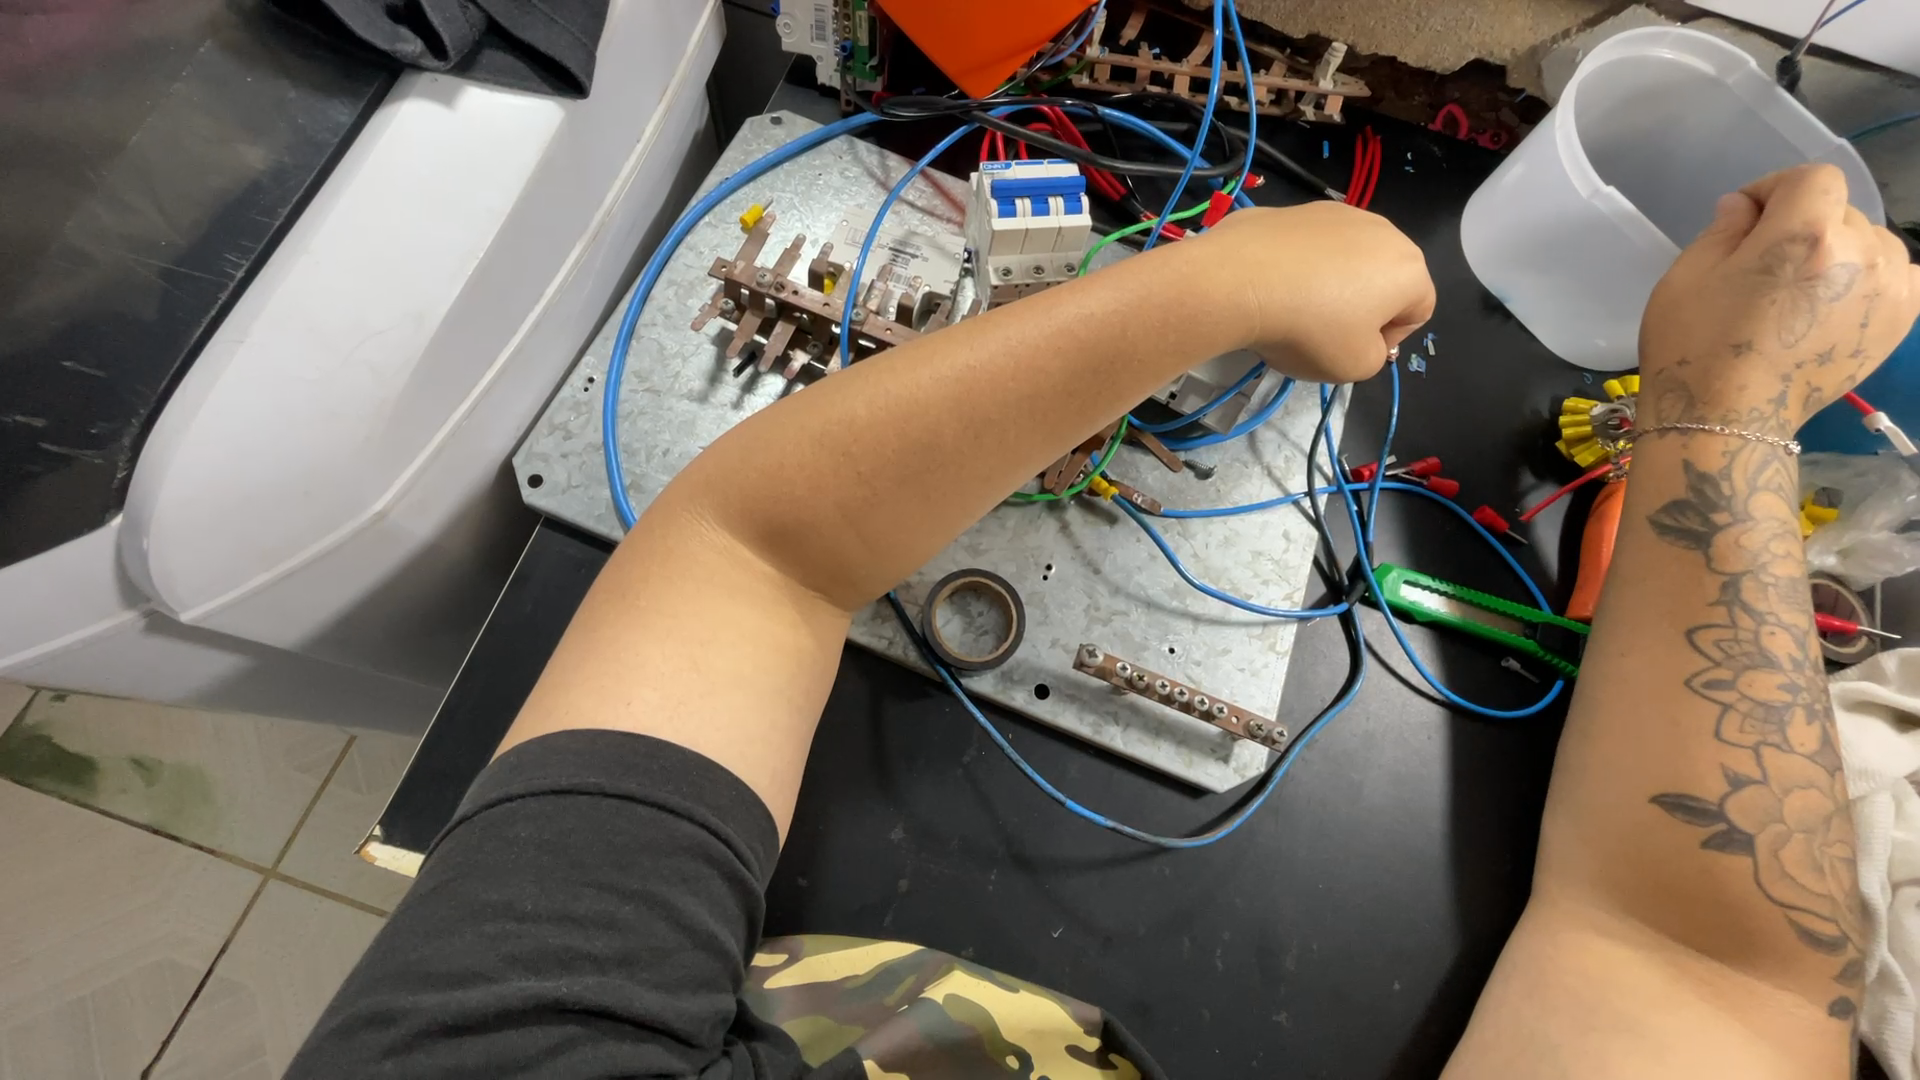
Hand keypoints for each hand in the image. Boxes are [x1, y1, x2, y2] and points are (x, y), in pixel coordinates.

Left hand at [1184, 202, 1435, 382]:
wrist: (1239, 282)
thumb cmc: (1308, 329)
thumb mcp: (1353, 367)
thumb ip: (1374, 357)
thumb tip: (1365, 339)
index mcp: (1409, 268)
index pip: (1418, 310)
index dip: (1388, 340)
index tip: (1350, 352)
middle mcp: (1381, 230)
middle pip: (1379, 280)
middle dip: (1355, 309)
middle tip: (1317, 334)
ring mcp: (1334, 214)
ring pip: (1341, 260)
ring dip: (1323, 286)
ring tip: (1288, 311)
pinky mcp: (1292, 211)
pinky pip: (1301, 249)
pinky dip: (1291, 268)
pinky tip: (1266, 288)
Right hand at [1639, 164, 1919, 433]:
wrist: (1727, 416)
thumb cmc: (1691, 347)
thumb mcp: (1682, 281)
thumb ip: (1721, 233)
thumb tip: (1744, 208)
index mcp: (1802, 234)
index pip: (1810, 178)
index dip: (1772, 189)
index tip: (1742, 216)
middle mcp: (1863, 248)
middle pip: (1837, 212)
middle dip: (1797, 228)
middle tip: (1755, 270)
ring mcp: (1894, 282)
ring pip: (1867, 243)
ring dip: (1831, 255)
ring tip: (1790, 296)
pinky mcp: (1904, 313)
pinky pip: (1889, 275)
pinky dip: (1858, 282)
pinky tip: (1820, 312)